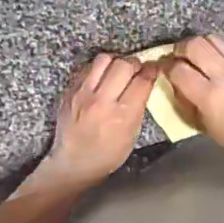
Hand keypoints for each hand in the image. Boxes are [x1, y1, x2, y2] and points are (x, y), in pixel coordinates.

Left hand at [33, 53, 154, 192]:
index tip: (153, 68)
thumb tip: (144, 83)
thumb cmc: (108, 154)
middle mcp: (102, 100)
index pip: (142, 80)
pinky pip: (87, 68)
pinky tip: (101, 78)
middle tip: (136, 70)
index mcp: (123, 114)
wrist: (74, 163)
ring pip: (104, 59)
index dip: (152, 70)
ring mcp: (83, 93)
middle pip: (124, 64)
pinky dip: (98, 69)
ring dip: (115, 62)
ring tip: (117, 70)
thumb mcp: (132, 134)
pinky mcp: (70, 91)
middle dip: (134, 64)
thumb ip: (138, 106)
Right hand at [167, 34, 223, 162]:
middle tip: (177, 54)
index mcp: (209, 96)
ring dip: (199, 44)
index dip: (166, 66)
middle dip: (180, 47)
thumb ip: (185, 101)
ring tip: (196, 54)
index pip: (179, 70)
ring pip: (212, 39)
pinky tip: (217, 61)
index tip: (163, 66)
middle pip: (194, 46)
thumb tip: (173, 81)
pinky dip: (217, 50)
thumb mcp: (202, 123)